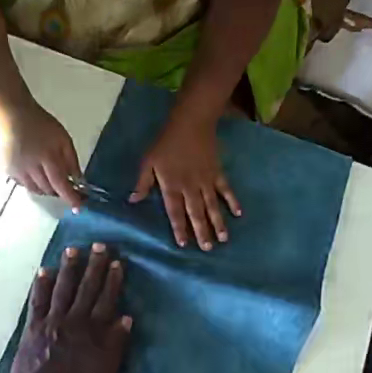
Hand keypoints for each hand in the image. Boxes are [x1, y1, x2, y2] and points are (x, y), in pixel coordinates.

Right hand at [0, 88, 84, 209]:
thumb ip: (71, 159)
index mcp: (47, 158)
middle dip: (59, 191)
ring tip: (49, 179)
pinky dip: (31, 183)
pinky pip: (22, 184)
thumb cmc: (39, 122)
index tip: (78, 207)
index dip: (70, 198)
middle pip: (48, 190)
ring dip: (45, 189)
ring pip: (34, 190)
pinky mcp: (5, 170)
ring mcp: (16, 170)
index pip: (61, 185)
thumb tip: (78, 180)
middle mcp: (30, 168)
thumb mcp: (62, 137)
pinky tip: (34, 173)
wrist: (8, 112)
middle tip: (65, 188)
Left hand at [9, 244, 131, 372]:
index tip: (117, 262)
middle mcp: (74, 320)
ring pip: (63, 289)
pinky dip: (41, 285)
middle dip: (94, 266)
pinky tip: (44, 271)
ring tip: (73, 250)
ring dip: (69, 268)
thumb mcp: (106, 372)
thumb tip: (126, 318)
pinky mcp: (32, 328)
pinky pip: (37, 301)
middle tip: (100, 245)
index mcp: (94, 331)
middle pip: (86, 288)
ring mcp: (51, 322)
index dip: (112, 280)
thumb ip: (116, 344)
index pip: (106, 299)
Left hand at [130, 111, 241, 249]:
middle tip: (207, 249)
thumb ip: (143, 182)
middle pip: (196, 213)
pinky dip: (232, 201)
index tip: (183, 243)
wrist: (191, 123)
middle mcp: (190, 187)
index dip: (179, 228)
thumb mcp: (148, 161)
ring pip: (212, 206)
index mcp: (172, 186)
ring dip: (218, 223)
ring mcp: (206, 181)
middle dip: (201, 232)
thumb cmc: (166, 142)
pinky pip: (226, 190)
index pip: (175, 212)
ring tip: (223, 239)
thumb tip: (133, 200)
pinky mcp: (217, 172)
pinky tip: (238, 213)